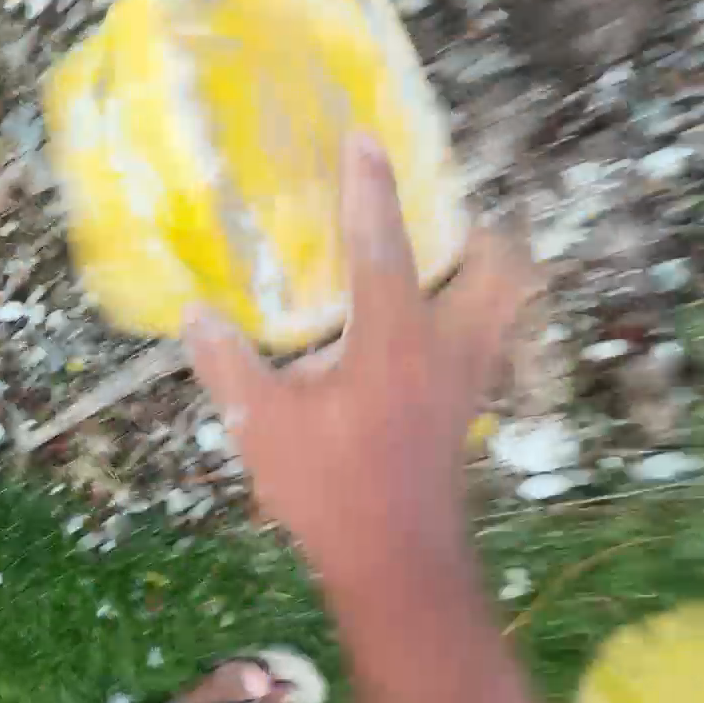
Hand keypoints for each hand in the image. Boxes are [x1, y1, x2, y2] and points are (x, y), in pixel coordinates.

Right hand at [184, 135, 537, 579]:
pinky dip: (464, 313)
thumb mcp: (258, 424)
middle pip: (501, 267)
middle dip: (474, 228)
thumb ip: (226, 363)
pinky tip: (413, 331)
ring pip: (509, 303)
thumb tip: (194, 315)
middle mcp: (445, 349)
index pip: (381, 247)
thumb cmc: (327, 488)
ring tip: (431, 259)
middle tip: (427, 216)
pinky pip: (486, 338)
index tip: (365, 138)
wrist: (395, 563)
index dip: (370, 188)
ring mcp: (467, 381)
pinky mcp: (467, 408)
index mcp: (391, 342)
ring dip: (481, 269)